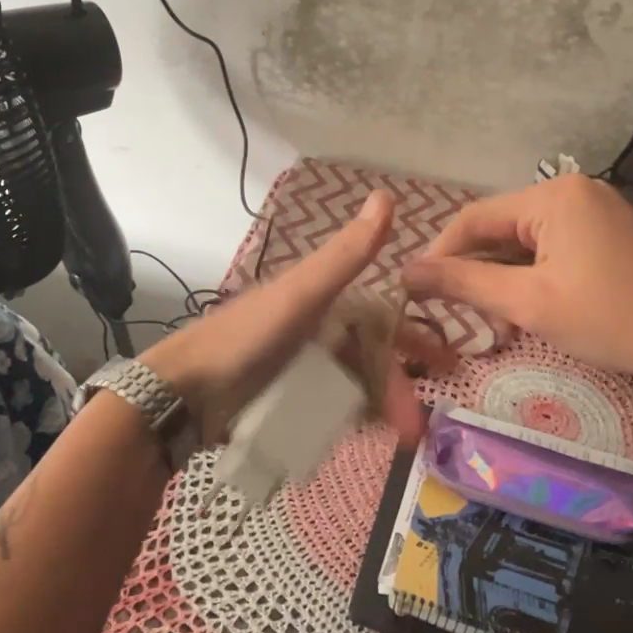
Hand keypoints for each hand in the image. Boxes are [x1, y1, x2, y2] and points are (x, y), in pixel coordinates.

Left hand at [139, 190, 434, 445]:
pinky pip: (331, 406)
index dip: (414, 338)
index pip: (381, 318)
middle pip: (370, 358)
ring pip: (354, 384)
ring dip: (380, 407)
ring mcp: (299, 367)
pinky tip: (368, 436)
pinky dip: (353, 418)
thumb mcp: (301, 294)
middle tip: (418, 425)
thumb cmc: (246, 337)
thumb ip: (345, 254)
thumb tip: (386, 195)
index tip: (447, 363)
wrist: (185, 391)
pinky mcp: (285, 399)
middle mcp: (315, 331)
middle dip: (398, 386)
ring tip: (400, 437)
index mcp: (322, 301)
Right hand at [400, 174, 632, 397]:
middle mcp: (574, 190)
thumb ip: (463, 283)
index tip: (417, 292)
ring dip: (505, 279)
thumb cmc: (609, 319)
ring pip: (526, 242)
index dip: (440, 255)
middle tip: (464, 317)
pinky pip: (555, 247)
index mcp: (553, 195)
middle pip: (501, 229)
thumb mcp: (528, 303)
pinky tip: (531, 309)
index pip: (474, 218)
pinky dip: (535, 277)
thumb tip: (405, 272)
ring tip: (501, 323)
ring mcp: (597, 209)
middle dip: (477, 273)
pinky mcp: (612, 232)